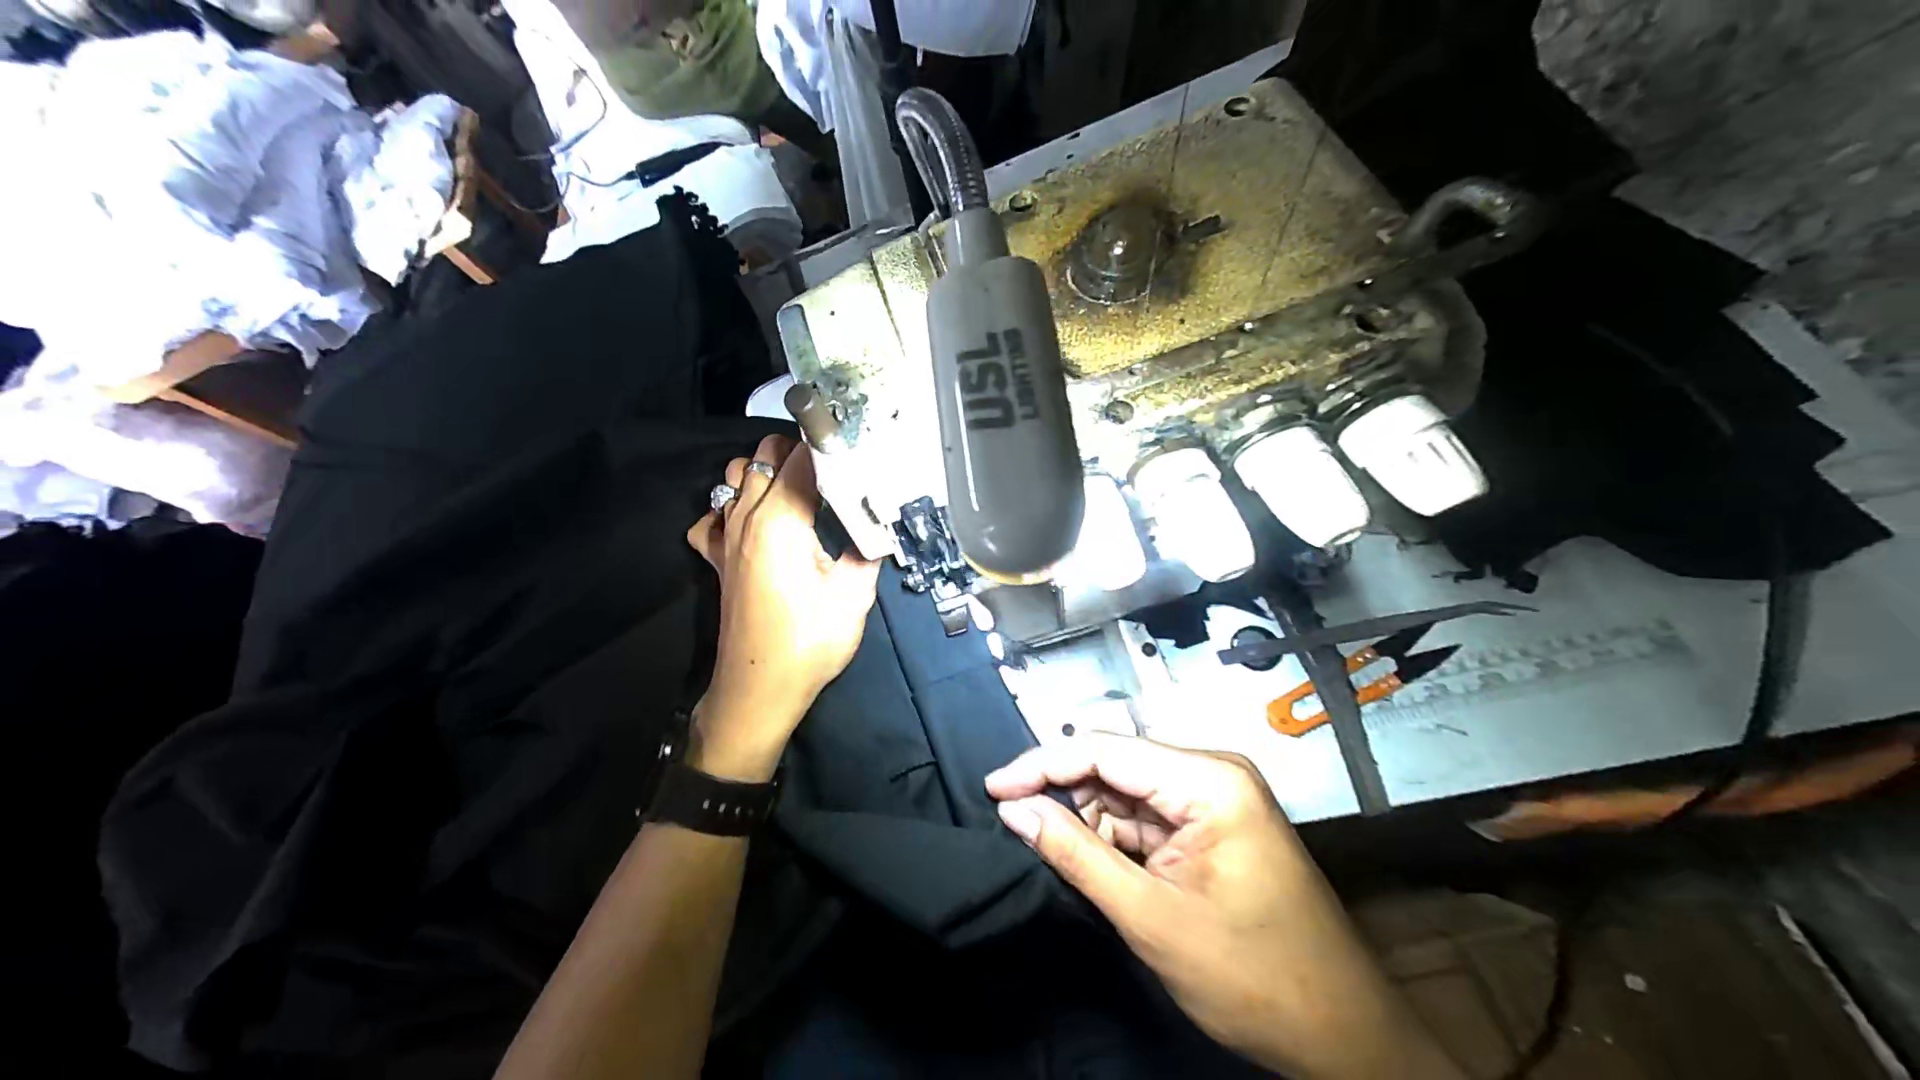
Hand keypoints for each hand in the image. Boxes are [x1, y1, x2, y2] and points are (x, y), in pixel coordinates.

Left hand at [685, 435, 879, 778]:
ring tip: (798, 494)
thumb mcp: (854, 597)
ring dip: (765, 472)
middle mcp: (747, 516)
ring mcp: (725, 535)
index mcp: (782, 519)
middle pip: (765, 453)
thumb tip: (878, 524)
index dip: (831, 444)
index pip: (804, 455)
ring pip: (736, 475)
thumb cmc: (808, 643)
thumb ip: (867, 549)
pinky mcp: (716, 557)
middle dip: (801, 452)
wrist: (759, 688)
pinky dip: (732, 508)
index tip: (856, 448)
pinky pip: (714, 514)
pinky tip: (756, 525)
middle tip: (835, 475)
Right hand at [985, 735, 1462, 1079]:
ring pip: (1127, 790)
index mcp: (1209, 780)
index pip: (1105, 749)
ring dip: (1087, 817)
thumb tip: (1014, 808)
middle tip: (1013, 820)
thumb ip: (1075, 853)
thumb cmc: (1252, 978)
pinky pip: (1147, 815)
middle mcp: (1213, 773)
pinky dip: (1113, 836)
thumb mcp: (1149, 916)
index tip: (993, 788)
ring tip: (1052, 849)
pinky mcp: (1213, 825)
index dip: (1041, 764)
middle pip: (1115, 764)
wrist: (1342, 1037)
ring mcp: (1215, 798)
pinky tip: (1090, 857)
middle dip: (1063, 792)